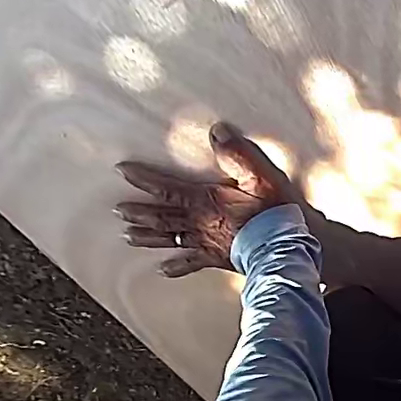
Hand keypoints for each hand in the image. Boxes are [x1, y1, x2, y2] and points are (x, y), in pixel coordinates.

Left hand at [115, 122, 298, 276]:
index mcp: (205, 200)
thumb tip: (218, 131)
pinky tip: (162, 269)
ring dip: (148, 236)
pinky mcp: (216, 259)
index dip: (143, 179)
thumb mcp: (260, 178)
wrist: (281, 249)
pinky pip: (191, 264)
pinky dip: (176, 267)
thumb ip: (238, 155)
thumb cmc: (273, 213)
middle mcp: (199, 222)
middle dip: (139, 212)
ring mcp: (205, 243)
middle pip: (162, 216)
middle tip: (119, 210)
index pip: (166, 188)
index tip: (122, 171)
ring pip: (169, 238)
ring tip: (128, 235)